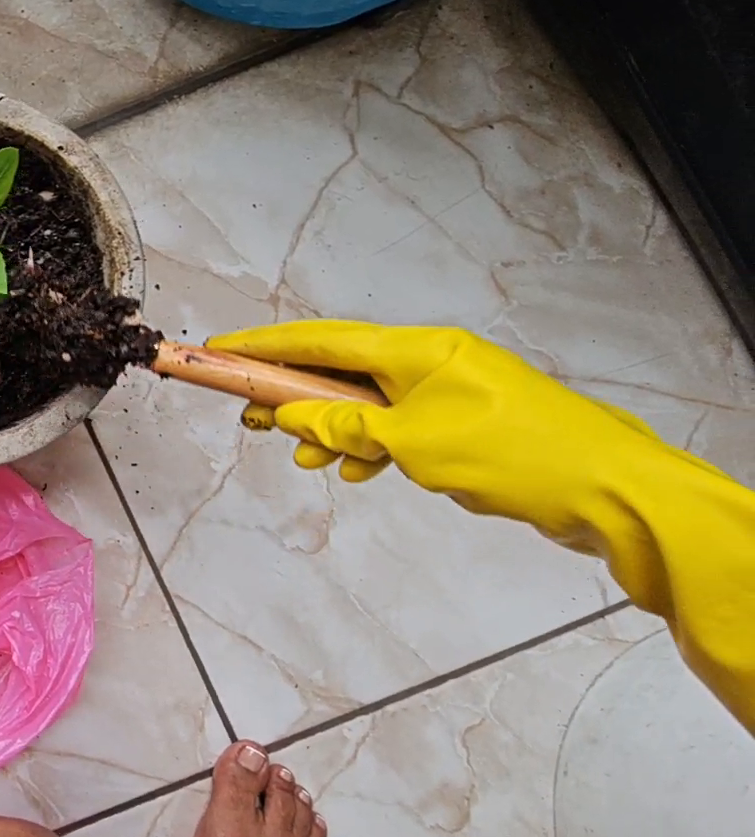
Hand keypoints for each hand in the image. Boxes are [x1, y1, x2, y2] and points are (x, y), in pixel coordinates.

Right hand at [206, 322, 696, 522]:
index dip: (262, 345)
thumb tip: (289, 416)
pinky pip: (394, 424)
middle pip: (336, 370)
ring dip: (328, 428)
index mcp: (415, 350)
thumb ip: (339, 426)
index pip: (318, 340)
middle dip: (290, 395)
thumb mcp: (408, 442)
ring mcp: (447, 391)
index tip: (220, 349)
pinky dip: (367, 444)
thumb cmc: (514, 455)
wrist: (618, 496)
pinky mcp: (462, 422)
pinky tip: (358, 467)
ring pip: (362, 402)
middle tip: (249, 415)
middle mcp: (428, 361)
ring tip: (305, 456)